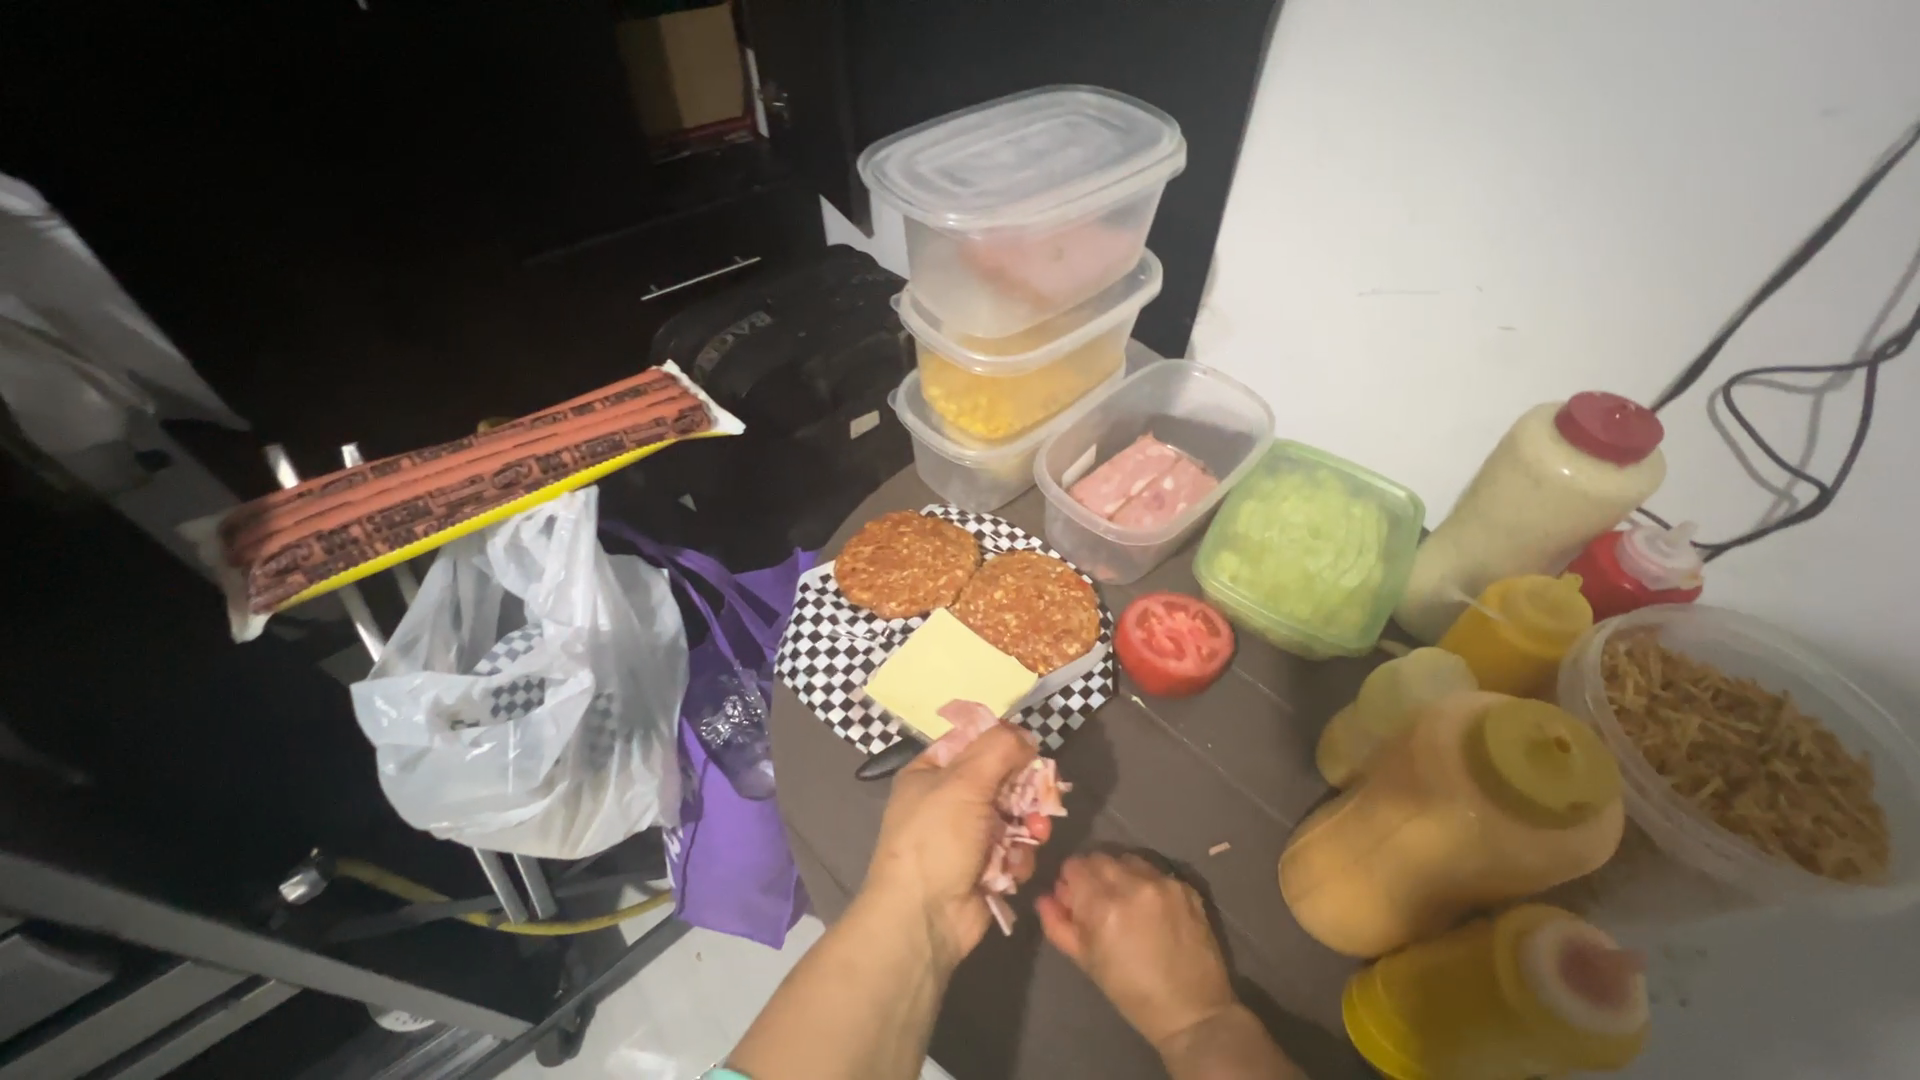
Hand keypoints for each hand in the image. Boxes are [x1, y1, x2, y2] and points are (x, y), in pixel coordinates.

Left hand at [862, 722, 1044, 969]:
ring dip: (1029, 825)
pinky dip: (1018, 857)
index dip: (1003, 744)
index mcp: (931, 772)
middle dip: (1026, 791)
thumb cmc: (936, 838)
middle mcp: (947, 801)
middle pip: (1002, 780)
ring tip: (1035, 834)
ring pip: (1015, 816)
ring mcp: (966, 837)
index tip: (1030, 748)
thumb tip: (1026, 734)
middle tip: (1046, 796)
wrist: (924, 917)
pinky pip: (1014, 850)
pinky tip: (1013, 868)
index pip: (973, 743)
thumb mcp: (964, 780)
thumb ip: (999, 748)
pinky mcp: (985, 868)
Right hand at [1036, 853, 1236, 1051]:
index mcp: (1103, 906)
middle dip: (1092, 875)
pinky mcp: (1185, 886)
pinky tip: (1150, 907)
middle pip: (1098, 858)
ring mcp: (1162, 883)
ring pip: (1126, 859)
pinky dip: (1145, 882)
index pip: (1074, 867)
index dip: (1070, 882)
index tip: (1073, 898)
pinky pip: (1154, 870)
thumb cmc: (1133, 993)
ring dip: (1119, 874)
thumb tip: (1044, 899)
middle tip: (1097, 901)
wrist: (1194, 1011)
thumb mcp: (1087, 963)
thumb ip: (1059, 926)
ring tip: (1125, 901)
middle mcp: (1132, 885)